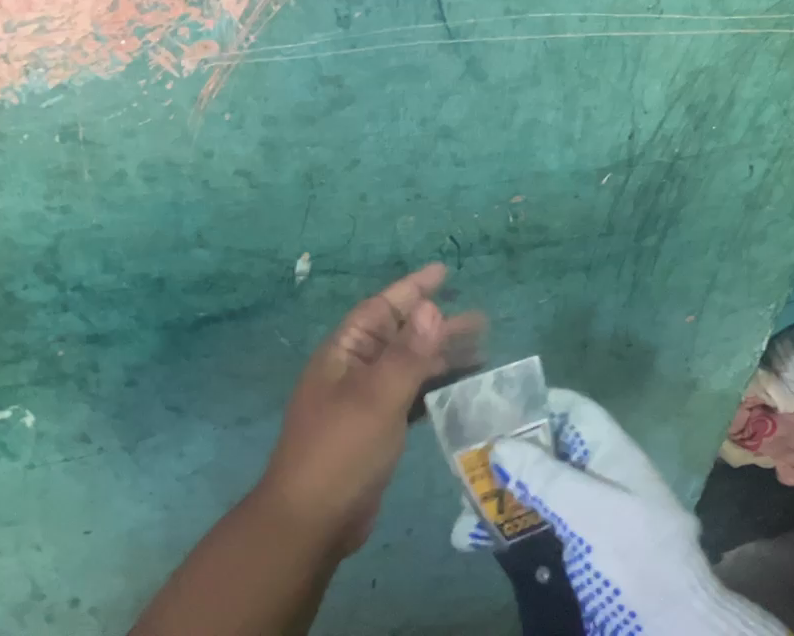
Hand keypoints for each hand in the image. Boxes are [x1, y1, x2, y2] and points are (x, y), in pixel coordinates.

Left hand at [258, 263, 484, 555]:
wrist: (311, 521)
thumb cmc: (340, 451)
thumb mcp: (376, 397)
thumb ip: (407, 354)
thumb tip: (431, 308)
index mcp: (345, 352)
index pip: (382, 308)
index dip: (413, 289)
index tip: (444, 272)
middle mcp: (354, 370)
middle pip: (400, 336)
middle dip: (437, 325)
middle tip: (481, 319)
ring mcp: (364, 402)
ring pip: (409, 367)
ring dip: (441, 357)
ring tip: (482, 351)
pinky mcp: (376, 431)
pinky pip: (410, 397)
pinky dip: (434, 390)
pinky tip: (459, 391)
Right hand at [451, 389, 789, 635]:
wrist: (673, 630)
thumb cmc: (634, 556)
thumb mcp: (588, 509)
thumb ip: (543, 474)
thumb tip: (500, 443)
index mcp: (612, 456)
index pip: (575, 411)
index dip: (538, 403)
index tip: (494, 408)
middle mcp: (600, 481)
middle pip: (547, 453)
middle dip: (506, 458)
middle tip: (465, 467)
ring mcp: (589, 520)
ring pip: (536, 494)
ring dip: (497, 499)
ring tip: (462, 513)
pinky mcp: (578, 554)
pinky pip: (536, 531)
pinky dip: (505, 533)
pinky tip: (470, 540)